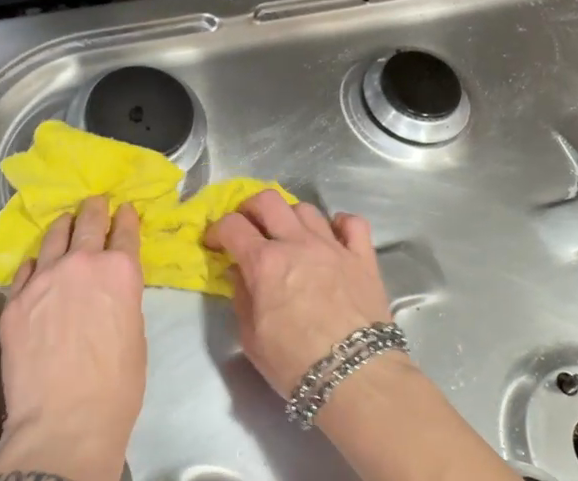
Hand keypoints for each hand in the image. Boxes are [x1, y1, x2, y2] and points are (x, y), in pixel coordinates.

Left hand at [0, 196, 145, 480]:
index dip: (126, 218)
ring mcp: (43, 279)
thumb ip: (122, 300)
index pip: (124, 231)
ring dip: (62, 227)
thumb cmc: (115, 387)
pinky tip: (35, 265)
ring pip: (52, 237)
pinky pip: (25, 269)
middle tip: (95, 202)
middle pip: (88, 222)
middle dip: (94, 209)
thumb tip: (110, 292)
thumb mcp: (135, 334)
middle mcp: (81, 263)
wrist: (64, 421)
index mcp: (119, 271)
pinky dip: (34, 263)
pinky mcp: (15, 301)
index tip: (124, 211)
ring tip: (64, 222)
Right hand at [204, 190, 400, 398]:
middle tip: (247, 227)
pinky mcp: (363, 257)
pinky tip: (333, 236)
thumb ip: (242, 299)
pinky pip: (353, 223)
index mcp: (265, 263)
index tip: (214, 243)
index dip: (217, 230)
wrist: (356, 377)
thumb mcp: (252, 339)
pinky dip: (340, 223)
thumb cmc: (296, 364)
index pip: (232, 226)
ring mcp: (333, 246)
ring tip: (288, 235)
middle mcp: (297, 243)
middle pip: (269, 201)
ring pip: (307, 208)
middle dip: (250, 208)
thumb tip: (239, 274)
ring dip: (291, 217)